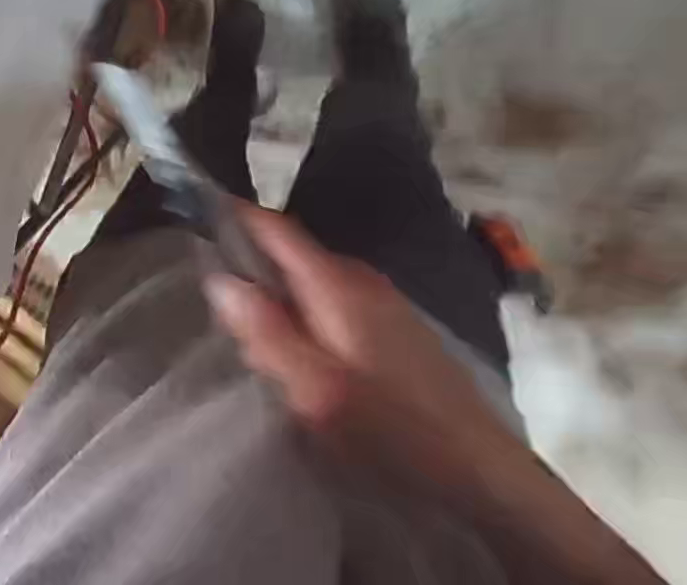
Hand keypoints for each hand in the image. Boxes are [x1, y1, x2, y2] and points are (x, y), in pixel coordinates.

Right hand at [207, 207, 521, 491]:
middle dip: (253, 271)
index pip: (274, 226)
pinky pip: (331, 299)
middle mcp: (359, 277)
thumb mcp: (314, 387)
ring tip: (266, 344)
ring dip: (280, 297)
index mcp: (334, 283)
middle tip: (229, 312)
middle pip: (288, 253)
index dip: (235, 212)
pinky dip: (306, 312)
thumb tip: (219, 278)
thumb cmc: (391, 428)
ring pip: (308, 279)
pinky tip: (309, 354)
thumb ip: (263, 330)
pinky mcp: (396, 323)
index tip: (199, 209)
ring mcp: (383, 298)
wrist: (487, 476)